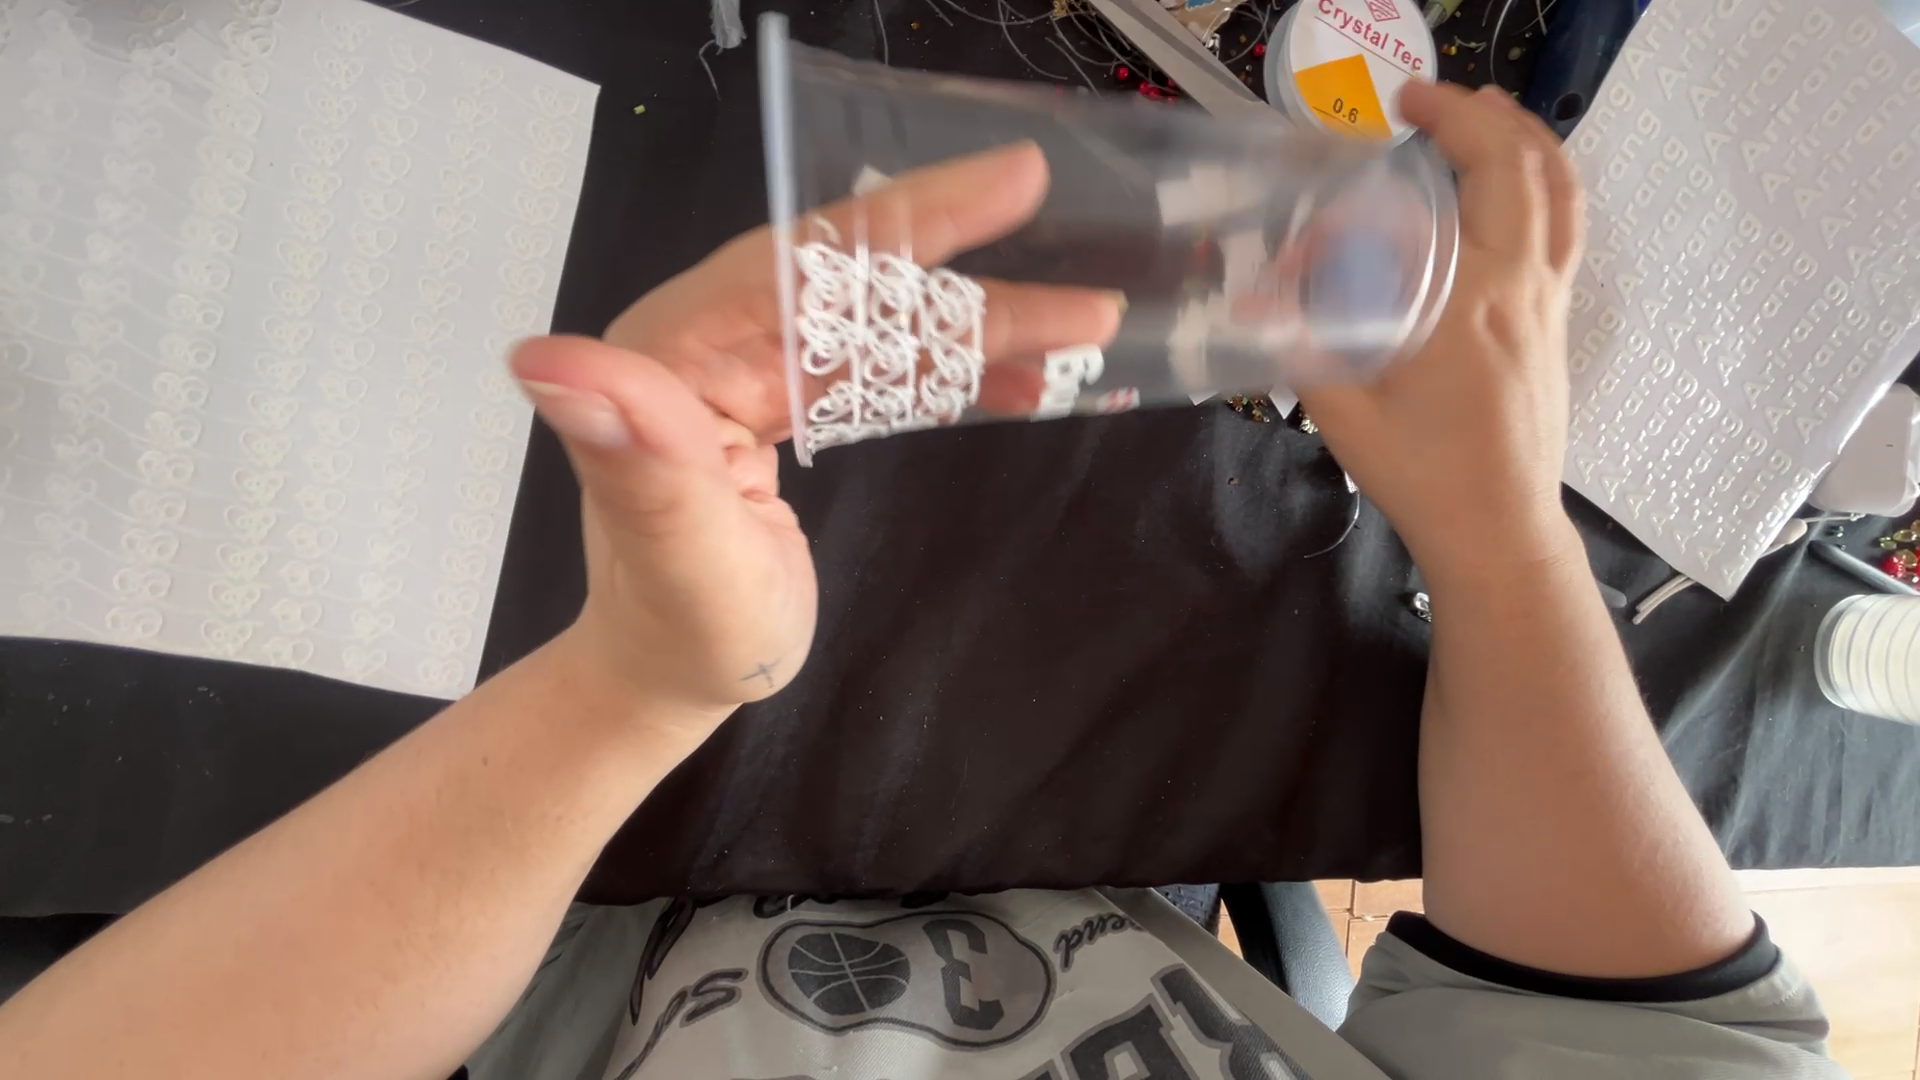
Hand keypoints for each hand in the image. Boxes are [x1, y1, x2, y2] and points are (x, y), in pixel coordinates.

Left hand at [510, 145, 1119, 729]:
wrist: (675, 669)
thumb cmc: (681, 634)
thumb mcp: (678, 565)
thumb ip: (641, 468)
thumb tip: (552, 361)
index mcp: (672, 358)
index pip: (802, 266)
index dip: (912, 225)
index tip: (1016, 184)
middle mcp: (712, 344)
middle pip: (859, 287)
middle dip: (975, 282)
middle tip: (1083, 276)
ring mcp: (754, 374)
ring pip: (885, 331)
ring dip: (982, 335)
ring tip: (1080, 332)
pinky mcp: (788, 407)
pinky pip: (882, 375)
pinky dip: (952, 378)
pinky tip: (1019, 385)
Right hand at [1299, 82, 1585, 577]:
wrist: (1497, 524)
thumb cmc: (1419, 474)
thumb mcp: (1343, 416)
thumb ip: (1302, 354)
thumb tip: (1261, 312)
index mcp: (1464, 305)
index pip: (1428, 209)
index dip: (1377, 188)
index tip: (1353, 162)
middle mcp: (1521, 286)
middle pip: (1522, 167)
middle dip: (1475, 114)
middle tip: (1424, 100)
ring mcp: (1551, 300)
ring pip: (1561, 189)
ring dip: (1524, 135)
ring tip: (1481, 113)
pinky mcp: (1558, 319)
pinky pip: (1566, 224)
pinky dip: (1543, 179)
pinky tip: (1511, 184)